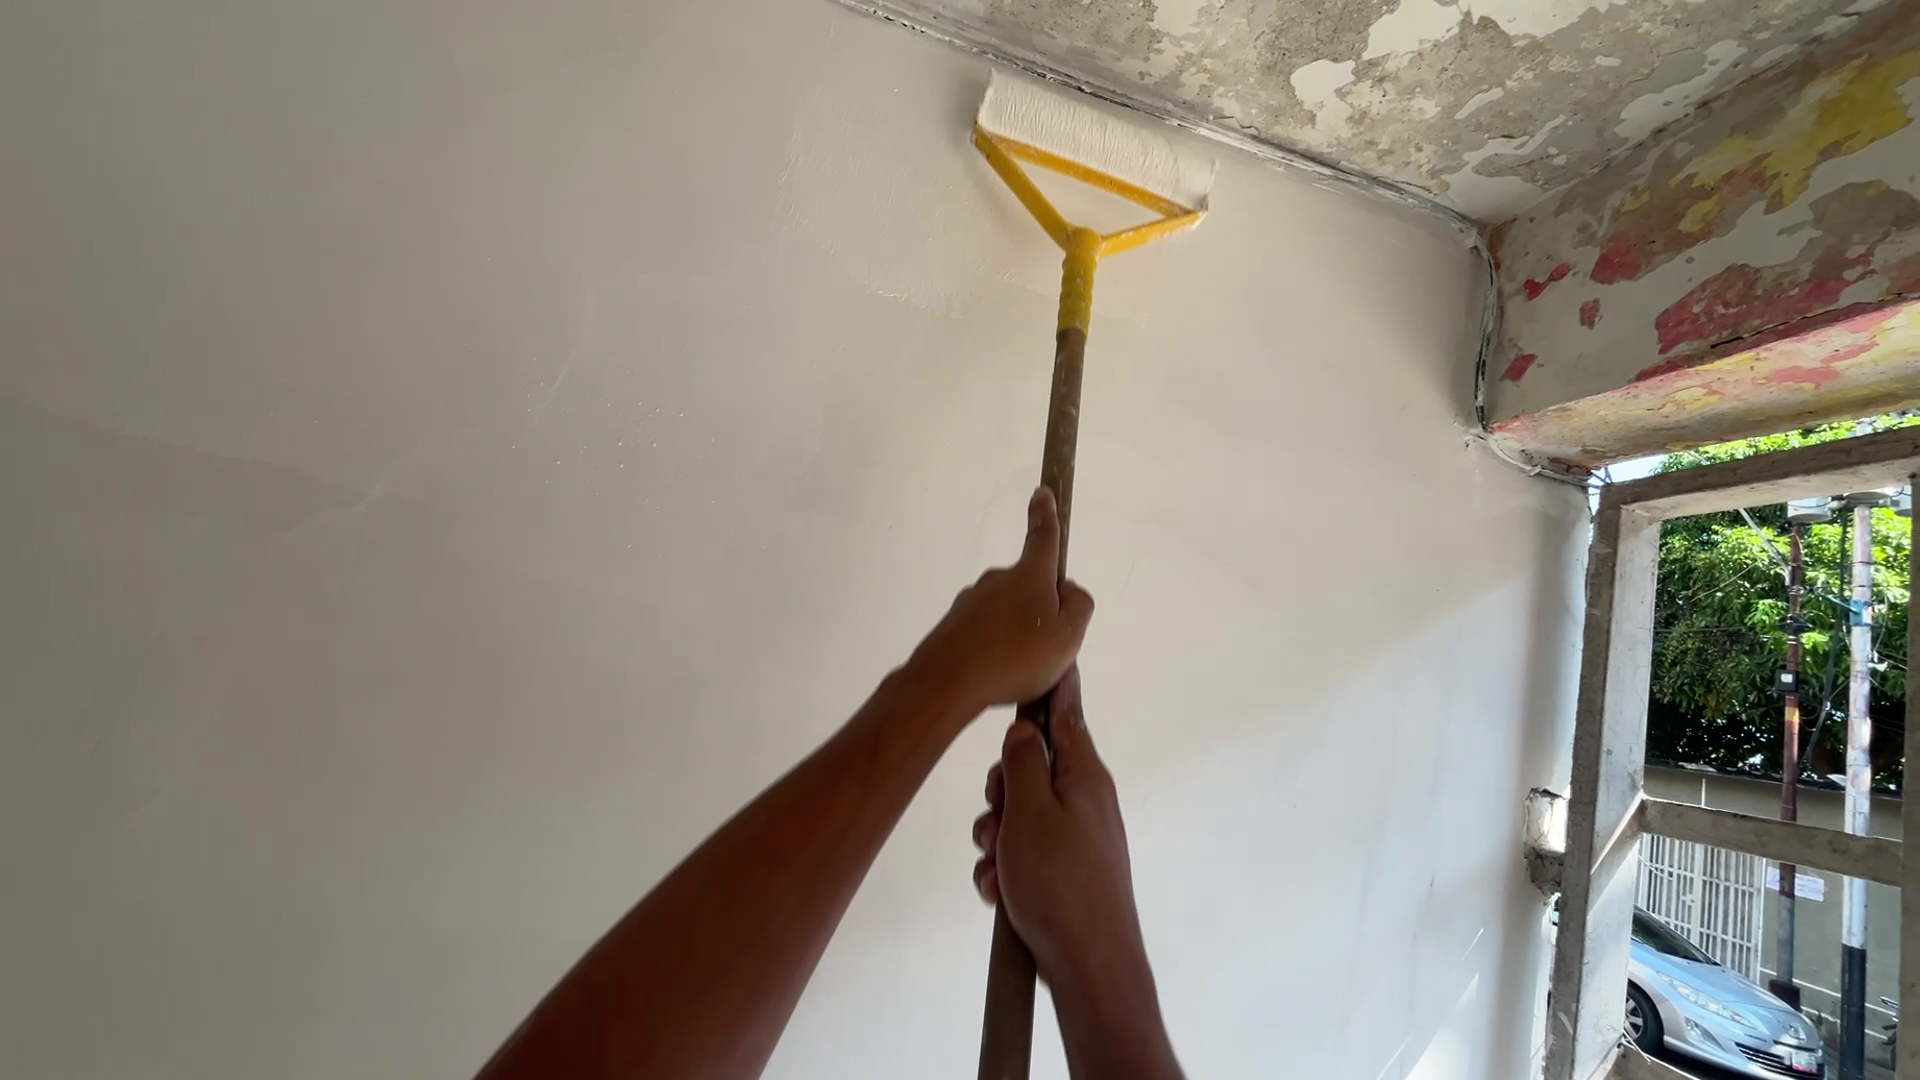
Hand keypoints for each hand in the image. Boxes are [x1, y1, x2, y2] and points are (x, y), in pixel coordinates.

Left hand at [905, 487, 1093, 714]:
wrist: (948, 681)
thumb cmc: (1017, 656)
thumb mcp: (1069, 635)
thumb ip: (1078, 606)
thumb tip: (1067, 588)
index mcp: (1029, 575)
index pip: (1043, 538)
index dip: (1046, 515)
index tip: (1042, 492)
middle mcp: (997, 580)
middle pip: (1028, 588)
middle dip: (1040, 611)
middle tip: (1048, 651)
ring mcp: (971, 602)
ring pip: (1007, 615)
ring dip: (1018, 636)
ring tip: (1021, 673)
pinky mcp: (953, 626)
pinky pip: (986, 635)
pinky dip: (996, 652)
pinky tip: (997, 677)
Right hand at [971, 667, 1146, 989]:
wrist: (1090, 969)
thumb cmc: (1059, 882)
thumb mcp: (1029, 812)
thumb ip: (1022, 763)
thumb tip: (1024, 729)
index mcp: (1084, 776)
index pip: (1067, 716)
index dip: (1057, 688)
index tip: (1059, 659)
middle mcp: (1084, 800)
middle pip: (1031, 770)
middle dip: (1001, 792)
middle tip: (995, 818)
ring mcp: (1076, 839)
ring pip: (1021, 816)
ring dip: (997, 838)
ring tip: (995, 868)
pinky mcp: (1066, 873)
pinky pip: (1026, 854)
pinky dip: (1007, 869)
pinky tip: (1000, 892)